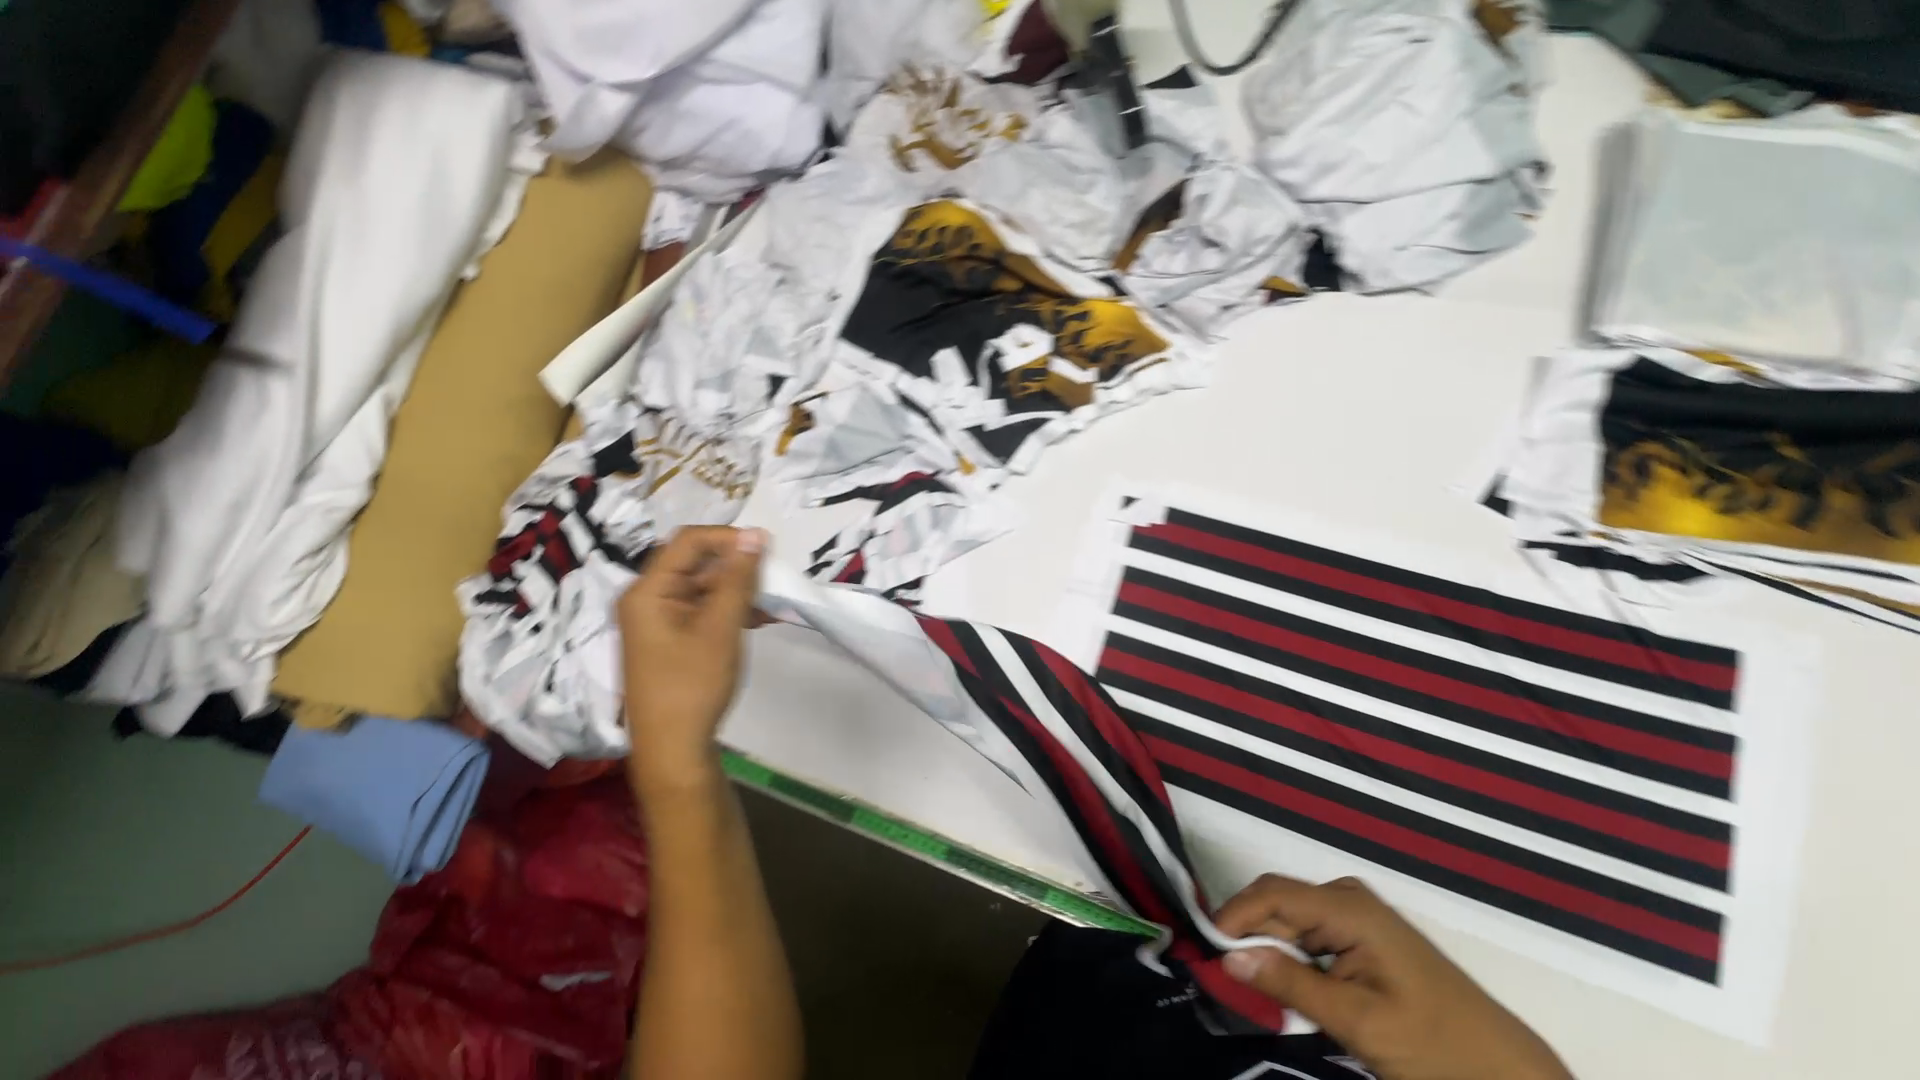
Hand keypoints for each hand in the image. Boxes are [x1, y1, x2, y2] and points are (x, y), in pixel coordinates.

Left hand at [618, 526, 766, 795]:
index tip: (768, 549)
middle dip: (735, 565)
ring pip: (701, 588)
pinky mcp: (668, 641)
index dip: (728, 538)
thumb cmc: (692, 686)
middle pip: (694, 563)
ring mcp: (656, 622)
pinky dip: (728, 610)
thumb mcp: (721, 628)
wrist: (672, 750)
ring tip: (772, 600)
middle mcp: (646, 599)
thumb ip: (738, 579)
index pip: (688, 542)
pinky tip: (759, 619)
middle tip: (774, 576)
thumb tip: (755, 535)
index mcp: (647, 591)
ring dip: (736, 589)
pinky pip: (700, 611)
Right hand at [1216, 875, 1571, 1079]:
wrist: (1505, 1073)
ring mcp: (1356, 918)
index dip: (1231, 918)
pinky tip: (1283, 990)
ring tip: (1247, 989)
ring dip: (1266, 950)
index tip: (1203, 956)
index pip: (1270, 894)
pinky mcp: (1361, 939)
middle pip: (1275, 904)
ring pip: (1288, 922)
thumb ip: (1291, 985)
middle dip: (1245, 936)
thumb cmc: (1436, 1046)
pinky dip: (1289, 960)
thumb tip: (1229, 956)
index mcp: (1349, 907)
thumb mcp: (1359, 1021)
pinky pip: (1308, 937)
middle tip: (1222, 980)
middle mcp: (1348, 899)